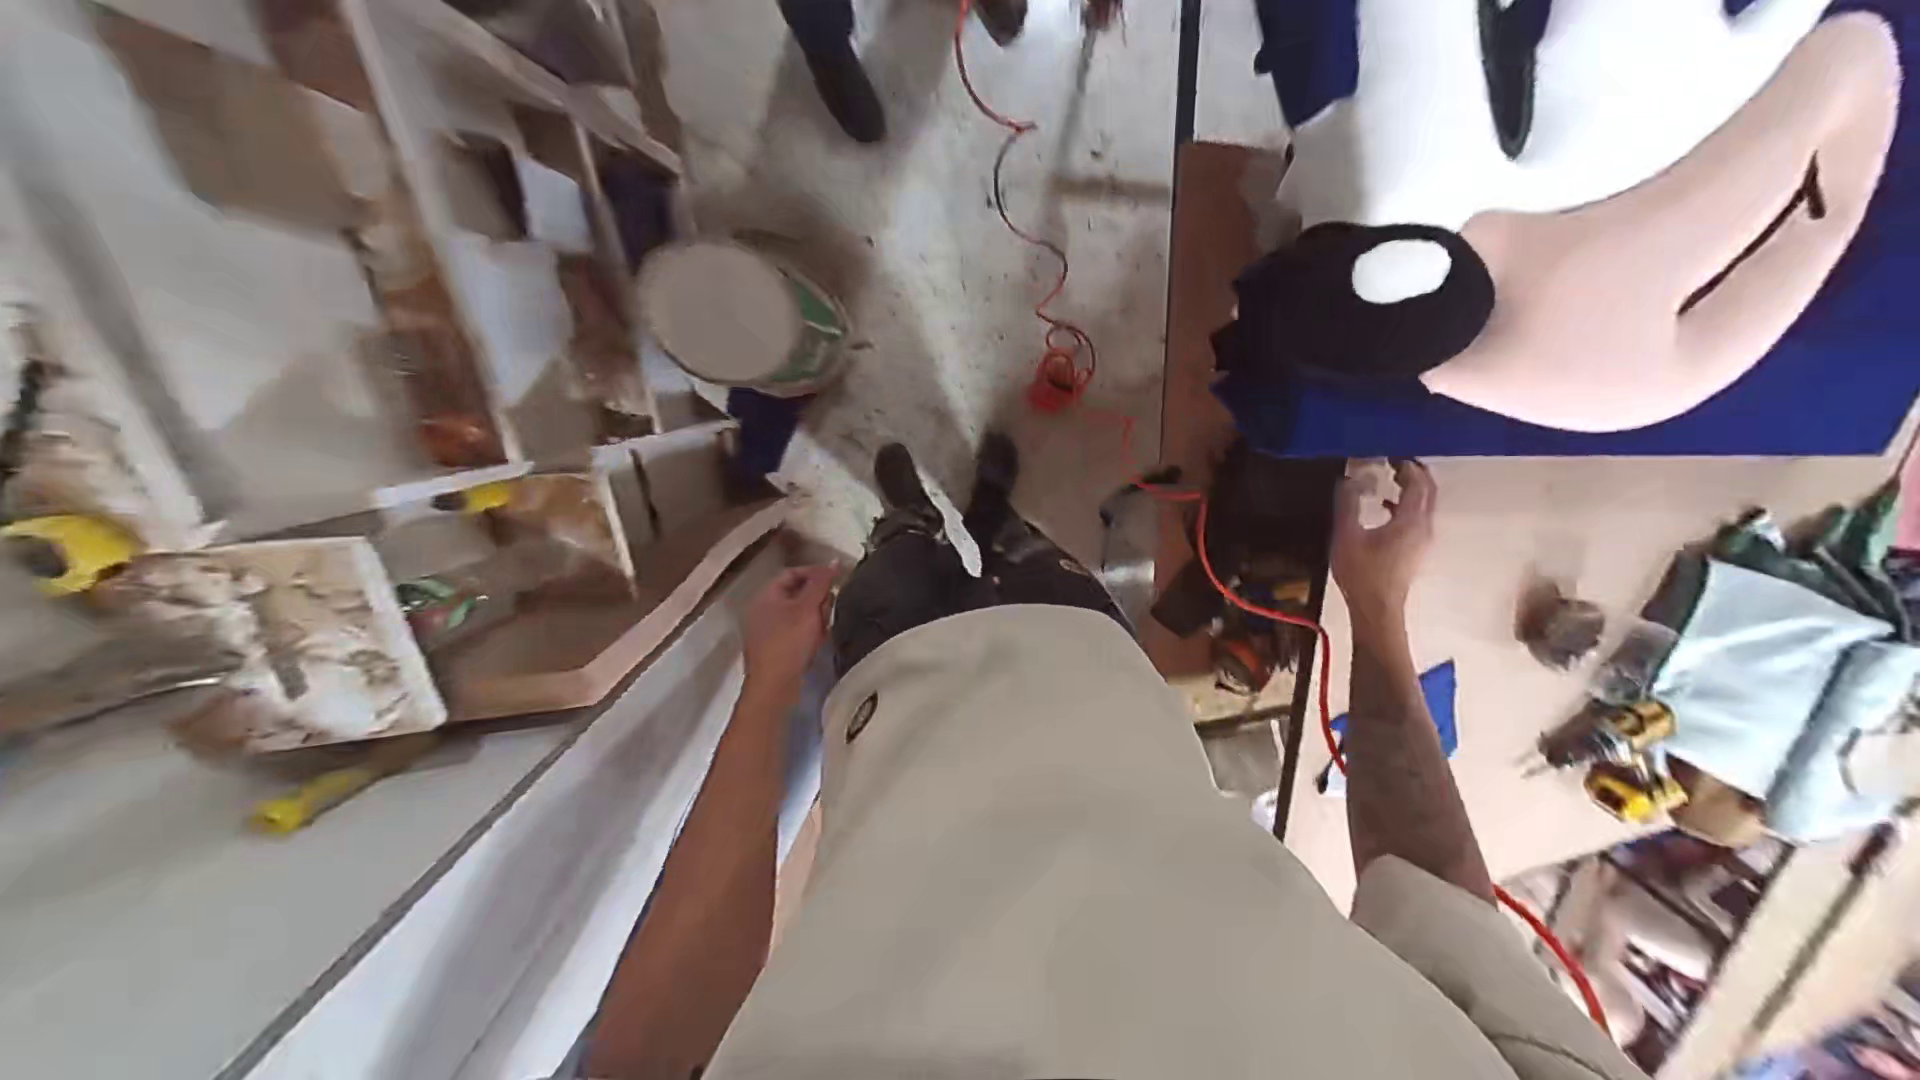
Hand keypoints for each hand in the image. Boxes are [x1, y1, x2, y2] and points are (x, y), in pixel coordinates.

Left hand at [740, 565, 837, 701]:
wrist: (774, 686)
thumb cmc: (790, 642)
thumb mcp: (809, 608)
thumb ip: (822, 583)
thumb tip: (834, 561)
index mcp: (765, 596)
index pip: (792, 573)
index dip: (815, 573)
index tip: (836, 580)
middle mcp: (762, 610)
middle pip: (796, 593)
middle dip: (817, 598)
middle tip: (830, 607)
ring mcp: (766, 631)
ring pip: (798, 613)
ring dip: (815, 617)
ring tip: (825, 626)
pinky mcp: (774, 648)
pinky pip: (795, 631)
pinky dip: (809, 632)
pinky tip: (819, 641)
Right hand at [1332, 460, 1436, 635]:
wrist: (1377, 607)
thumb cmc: (1361, 572)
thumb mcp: (1346, 535)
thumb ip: (1348, 504)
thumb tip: (1349, 479)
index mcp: (1410, 520)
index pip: (1418, 483)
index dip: (1407, 466)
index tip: (1391, 454)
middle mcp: (1424, 526)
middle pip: (1427, 491)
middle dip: (1413, 473)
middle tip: (1393, 461)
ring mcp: (1422, 539)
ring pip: (1424, 504)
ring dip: (1411, 488)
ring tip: (1389, 478)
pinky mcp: (1415, 548)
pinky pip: (1416, 516)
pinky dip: (1405, 503)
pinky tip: (1384, 506)